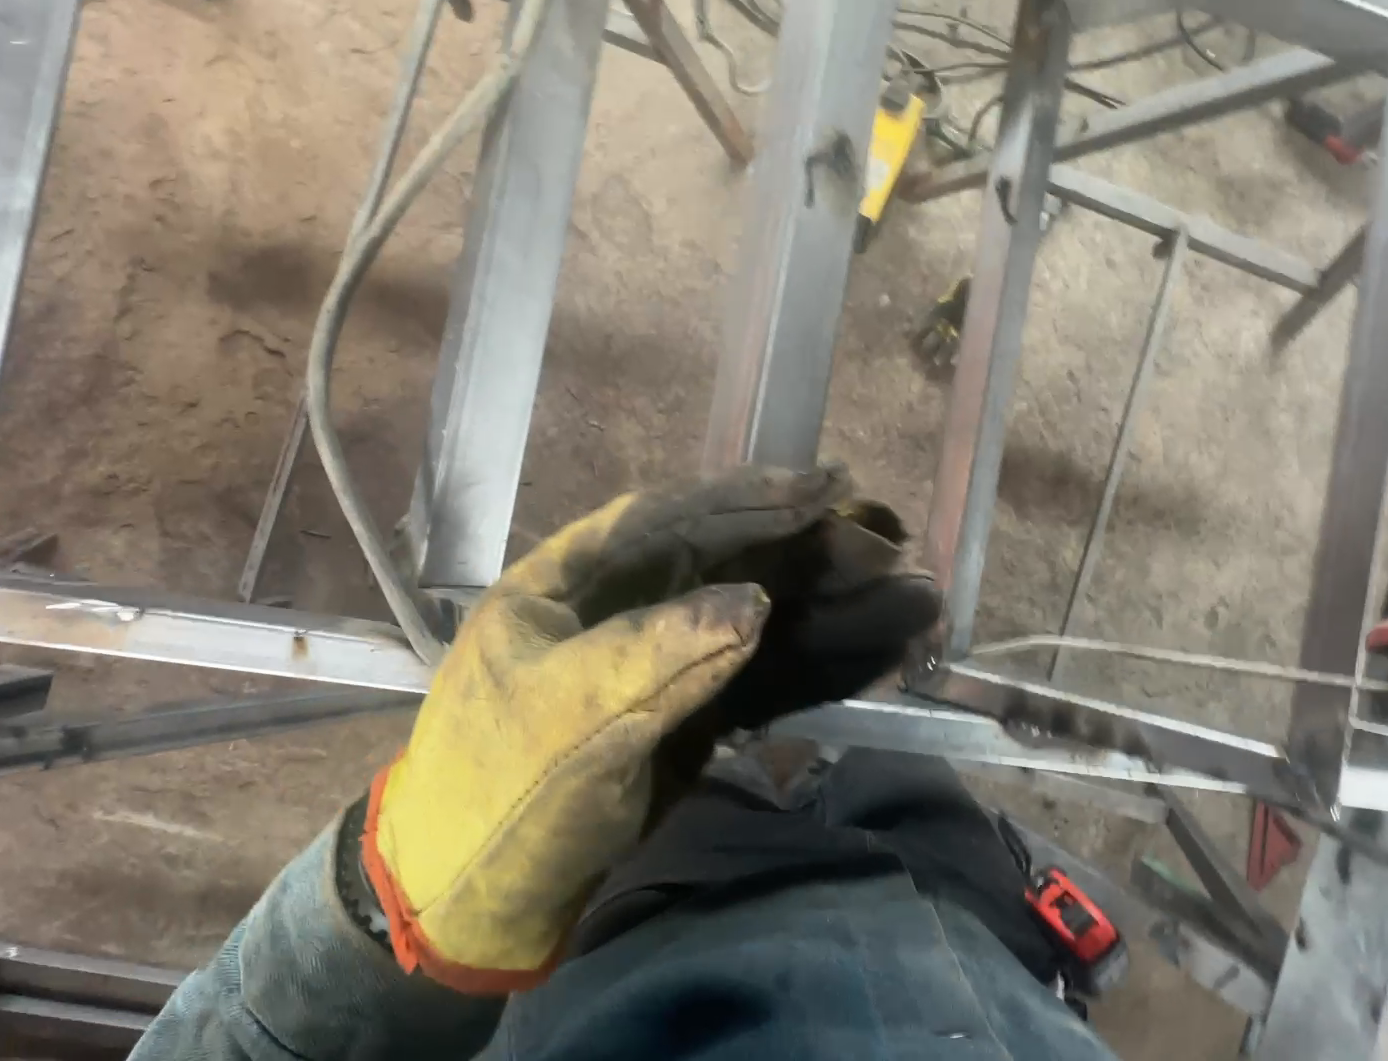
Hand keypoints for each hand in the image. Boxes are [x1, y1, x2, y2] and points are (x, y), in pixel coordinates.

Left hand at [359, 464, 938, 992]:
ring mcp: (665, 658)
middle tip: (889, 544)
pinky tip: (876, 651)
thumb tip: (756, 602)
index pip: (673, 518)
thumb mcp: (564, 719)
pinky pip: (765, 675)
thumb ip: (657, 654)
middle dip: (811, 552)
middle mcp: (626, 603)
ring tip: (911, 599)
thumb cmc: (497, 797)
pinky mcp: (694, 708)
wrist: (475, 899)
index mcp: (574, 578)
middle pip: (732, 560)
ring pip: (761, 617)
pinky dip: (819, 664)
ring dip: (833, 608)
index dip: (753, 499)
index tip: (828, 488)